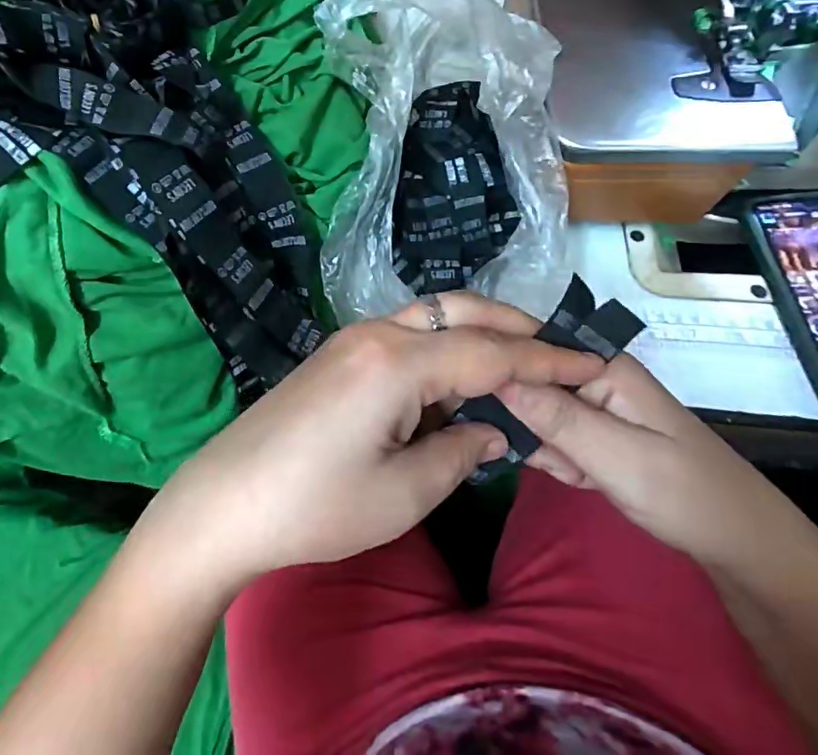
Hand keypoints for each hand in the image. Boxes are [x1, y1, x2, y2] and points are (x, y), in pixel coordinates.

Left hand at [127, 293, 606, 598]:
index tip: (593, 362)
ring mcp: (349, 340)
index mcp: (396, 361)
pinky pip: (403, 338)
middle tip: (558, 351)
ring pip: (430, 320)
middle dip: (512, 327)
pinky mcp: (335, 356)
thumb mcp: (402, 494)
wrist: (224, 502)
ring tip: (515, 370)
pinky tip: (453, 386)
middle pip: (458, 312)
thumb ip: (459, 452)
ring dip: (474, 336)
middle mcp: (375, 333)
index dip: (546, 360)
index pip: (489, 352)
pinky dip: (439, 351)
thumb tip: (491, 430)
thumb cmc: (315, 506)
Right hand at [501, 354, 817, 575]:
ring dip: (545, 447)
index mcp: (603, 365)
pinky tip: (581, 479)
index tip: (492, 411)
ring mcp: (594, 405)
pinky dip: (558, 461)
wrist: (740, 543)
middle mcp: (593, 376)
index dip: (501, 373)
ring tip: (578, 473)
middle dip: (528, 423)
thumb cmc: (687, 495)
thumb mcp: (619, 458)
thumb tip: (497, 377)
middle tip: (560, 458)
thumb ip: (557, 418)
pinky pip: (552, 437)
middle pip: (527, 382)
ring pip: (535, 414)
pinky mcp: (594, 431)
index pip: (529, 348)